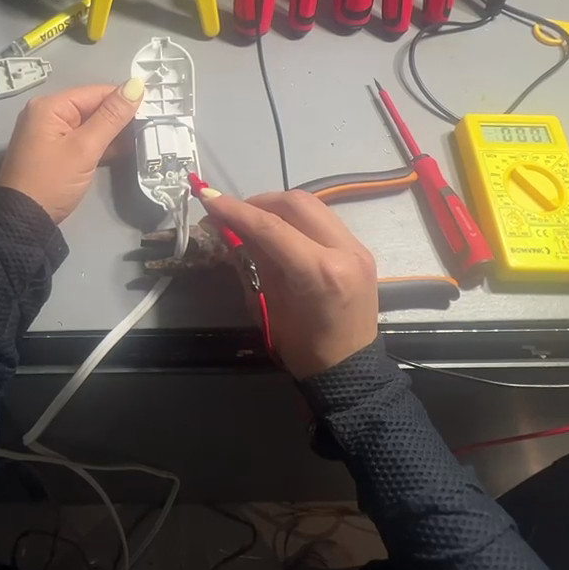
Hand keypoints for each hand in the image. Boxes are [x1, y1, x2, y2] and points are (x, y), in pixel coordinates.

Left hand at [0, 81, 143, 223]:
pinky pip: (82, 140)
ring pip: (89, 125)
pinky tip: (121, 150)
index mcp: (50, 107)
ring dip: (112, 133)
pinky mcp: (55, 152)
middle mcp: (47, 114)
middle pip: (92, 107)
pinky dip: (100, 145)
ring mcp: (50, 134)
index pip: (95, 92)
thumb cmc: (52, 180)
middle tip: (147, 129)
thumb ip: (112, 117)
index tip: (150, 112)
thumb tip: (136, 85)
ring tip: (139, 140)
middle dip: (118, 118)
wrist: (24, 221)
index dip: (123, 100)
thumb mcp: (85, 148)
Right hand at [197, 188, 378, 378]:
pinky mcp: (360, 248)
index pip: (271, 228)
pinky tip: (279, 230)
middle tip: (233, 214)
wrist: (350, 370)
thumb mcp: (268, 304)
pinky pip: (323, 219)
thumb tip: (229, 227)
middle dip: (258, 202)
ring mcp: (357, 247)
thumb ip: (254, 258)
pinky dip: (296, 218)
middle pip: (295, 203)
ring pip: (312, 205)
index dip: (236, 210)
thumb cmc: (303, 348)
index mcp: (320, 273)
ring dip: (278, 206)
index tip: (208, 199)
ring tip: (253, 220)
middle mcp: (345, 251)